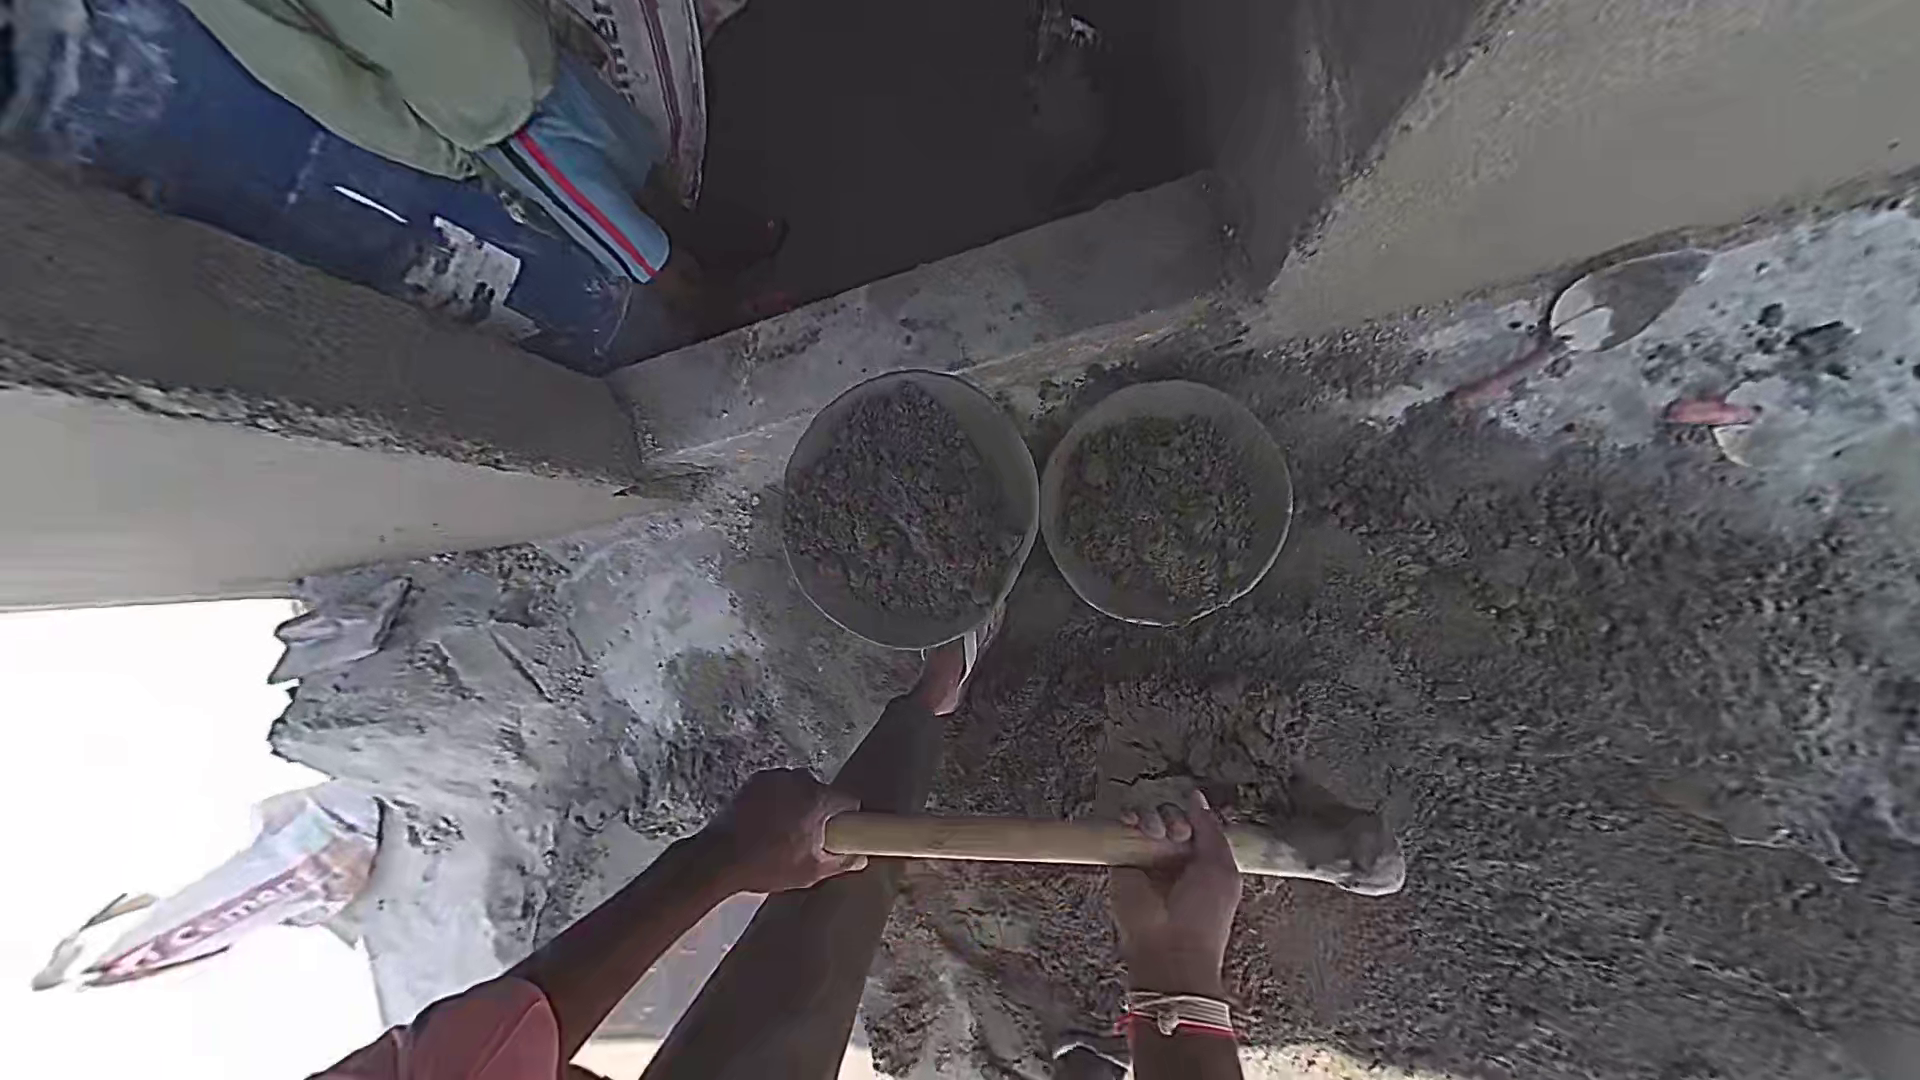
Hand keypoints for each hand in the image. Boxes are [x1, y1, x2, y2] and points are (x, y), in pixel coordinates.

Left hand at [702, 769, 866, 893]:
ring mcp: (777, 776)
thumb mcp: (810, 871)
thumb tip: (860, 858)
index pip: (848, 800)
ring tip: (782, 831)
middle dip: (819, 811)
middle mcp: (801, 779)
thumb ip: (841, 861)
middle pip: (823, 792)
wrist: (719, 858)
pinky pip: (778, 785)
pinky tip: (765, 821)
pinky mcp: (758, 779)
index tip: (840, 830)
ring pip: (800, 787)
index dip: (847, 817)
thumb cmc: (766, 865)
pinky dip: (777, 798)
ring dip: (797, 803)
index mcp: (818, 799)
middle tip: (806, 836)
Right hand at [1109, 791, 1241, 994]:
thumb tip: (1196, 796)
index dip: (1190, 817)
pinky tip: (1130, 821)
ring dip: (1150, 816)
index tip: (1188, 831)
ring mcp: (1145, 856)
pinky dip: (1126, 817)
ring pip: (1145, 816)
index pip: (1191, 820)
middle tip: (1174, 834)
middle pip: (1167, 814)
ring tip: (1153, 833)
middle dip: (1171, 817)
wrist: (1170, 949)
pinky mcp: (1121, 860)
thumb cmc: (1204, 916)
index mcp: (1199, 858)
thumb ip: (1211, 830)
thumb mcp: (1223, 871)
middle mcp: (1172, 855)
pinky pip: (1121, 827)